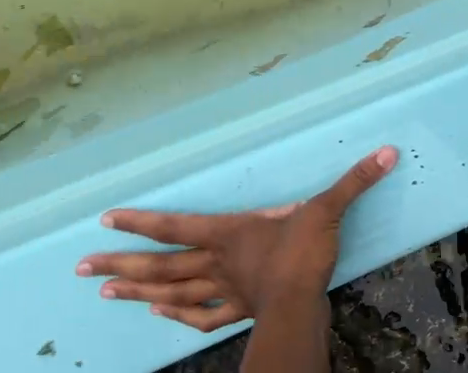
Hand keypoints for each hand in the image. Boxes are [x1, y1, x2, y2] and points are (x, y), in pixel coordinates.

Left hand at [78, 145, 398, 331]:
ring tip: (104, 290)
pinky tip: (159, 316)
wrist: (301, 304)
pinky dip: (174, 315)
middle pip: (160, 263)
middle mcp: (216, 261)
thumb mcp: (328, 209)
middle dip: (120, 262)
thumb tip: (387, 151)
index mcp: (229, 233)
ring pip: (169, 290)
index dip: (141, 222)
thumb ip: (354, 180)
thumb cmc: (304, 254)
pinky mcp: (234, 310)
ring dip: (136, 290)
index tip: (105, 220)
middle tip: (80, 267)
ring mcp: (221, 289)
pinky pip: (197, 314)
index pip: (176, 224)